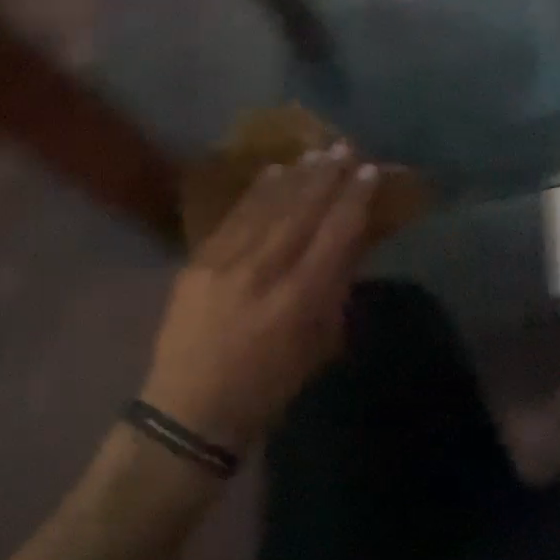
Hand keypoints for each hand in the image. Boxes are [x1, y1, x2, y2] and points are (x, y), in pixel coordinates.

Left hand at [142, 145, 376, 449]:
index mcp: (299, 298)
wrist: (190, 410)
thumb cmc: (269, 387)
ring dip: (296, 177)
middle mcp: (262, 272)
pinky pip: (233, 218)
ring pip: (266, 208)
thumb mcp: (319, 345)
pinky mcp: (196, 264)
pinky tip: (274, 172)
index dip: (354, 200)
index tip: (369, 172)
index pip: (334, 235)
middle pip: (301, 212)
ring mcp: (223, 265)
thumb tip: (349, 247)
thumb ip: (334, 292)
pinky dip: (257, 192)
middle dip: (327, 177)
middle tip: (347, 149)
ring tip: (317, 152)